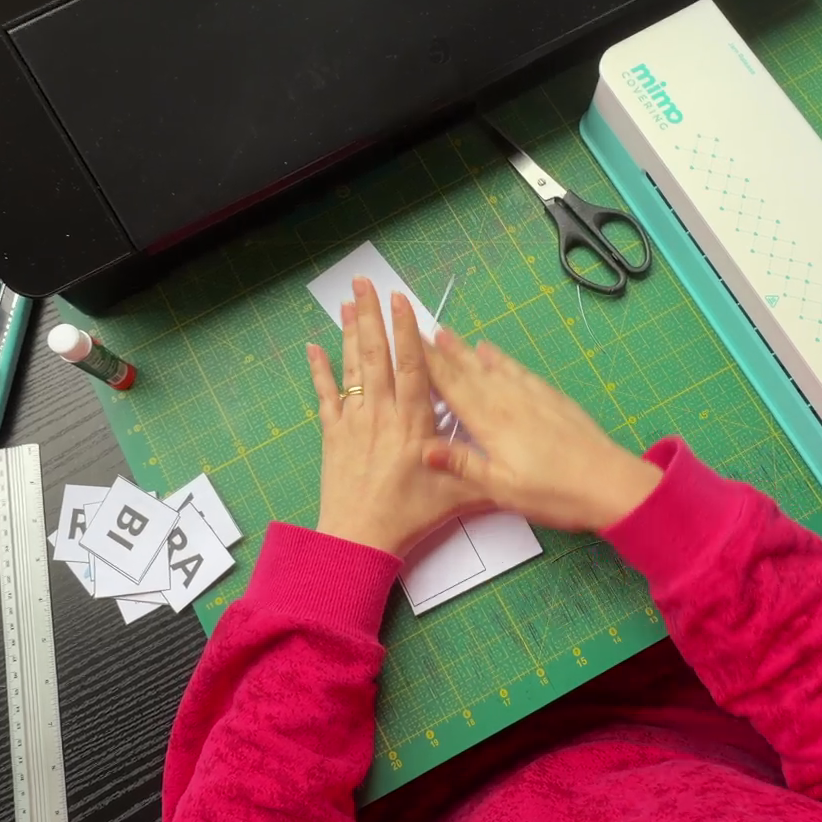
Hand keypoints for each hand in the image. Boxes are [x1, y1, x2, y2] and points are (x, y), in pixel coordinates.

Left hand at [307, 278, 485, 555]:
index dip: (406, 332)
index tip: (401, 301)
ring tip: (348, 303)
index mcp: (413, 423)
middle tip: (365, 283)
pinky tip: (314, 348)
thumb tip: (508, 451)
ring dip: (349, 333)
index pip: (411, 367)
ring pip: (352, 368)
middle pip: (376, 355)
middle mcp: (382, 414)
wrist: (359, 539)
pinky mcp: (333, 435)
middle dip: (371, 316)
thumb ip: (482, 470)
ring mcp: (354, 422)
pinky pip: (325, 396)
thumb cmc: (409, 517)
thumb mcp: (458, 497)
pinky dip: (319, 371)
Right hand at [422, 328, 660, 530]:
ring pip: (489, 365)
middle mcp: (506, 400)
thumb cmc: (553, 491)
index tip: (404, 343)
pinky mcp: (549, 397)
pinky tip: (491, 351)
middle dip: (440, 350)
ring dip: (465, 349)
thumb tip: (422, 448)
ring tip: (446, 332)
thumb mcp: (501, 488)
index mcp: (490, 421)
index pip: (449, 386)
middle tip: (417, 329)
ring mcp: (530, 395)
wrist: (609, 482)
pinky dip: (499, 358)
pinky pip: (516, 369)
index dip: (426, 363)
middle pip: (466, 370)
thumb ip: (463, 465)